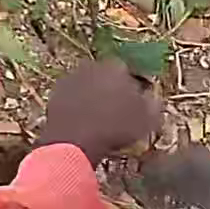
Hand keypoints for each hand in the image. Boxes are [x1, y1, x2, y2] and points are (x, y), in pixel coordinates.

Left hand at [34, 60, 159, 164]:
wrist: (74, 142)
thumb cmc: (116, 128)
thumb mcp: (146, 120)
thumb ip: (153, 104)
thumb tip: (154, 98)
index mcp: (117, 67)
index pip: (131, 72)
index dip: (136, 88)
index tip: (138, 104)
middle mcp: (93, 66)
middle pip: (108, 76)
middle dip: (114, 90)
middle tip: (120, 111)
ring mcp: (71, 78)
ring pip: (89, 86)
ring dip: (95, 98)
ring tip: (102, 121)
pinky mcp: (55, 94)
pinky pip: (73, 98)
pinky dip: (79, 107)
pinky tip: (85, 125)